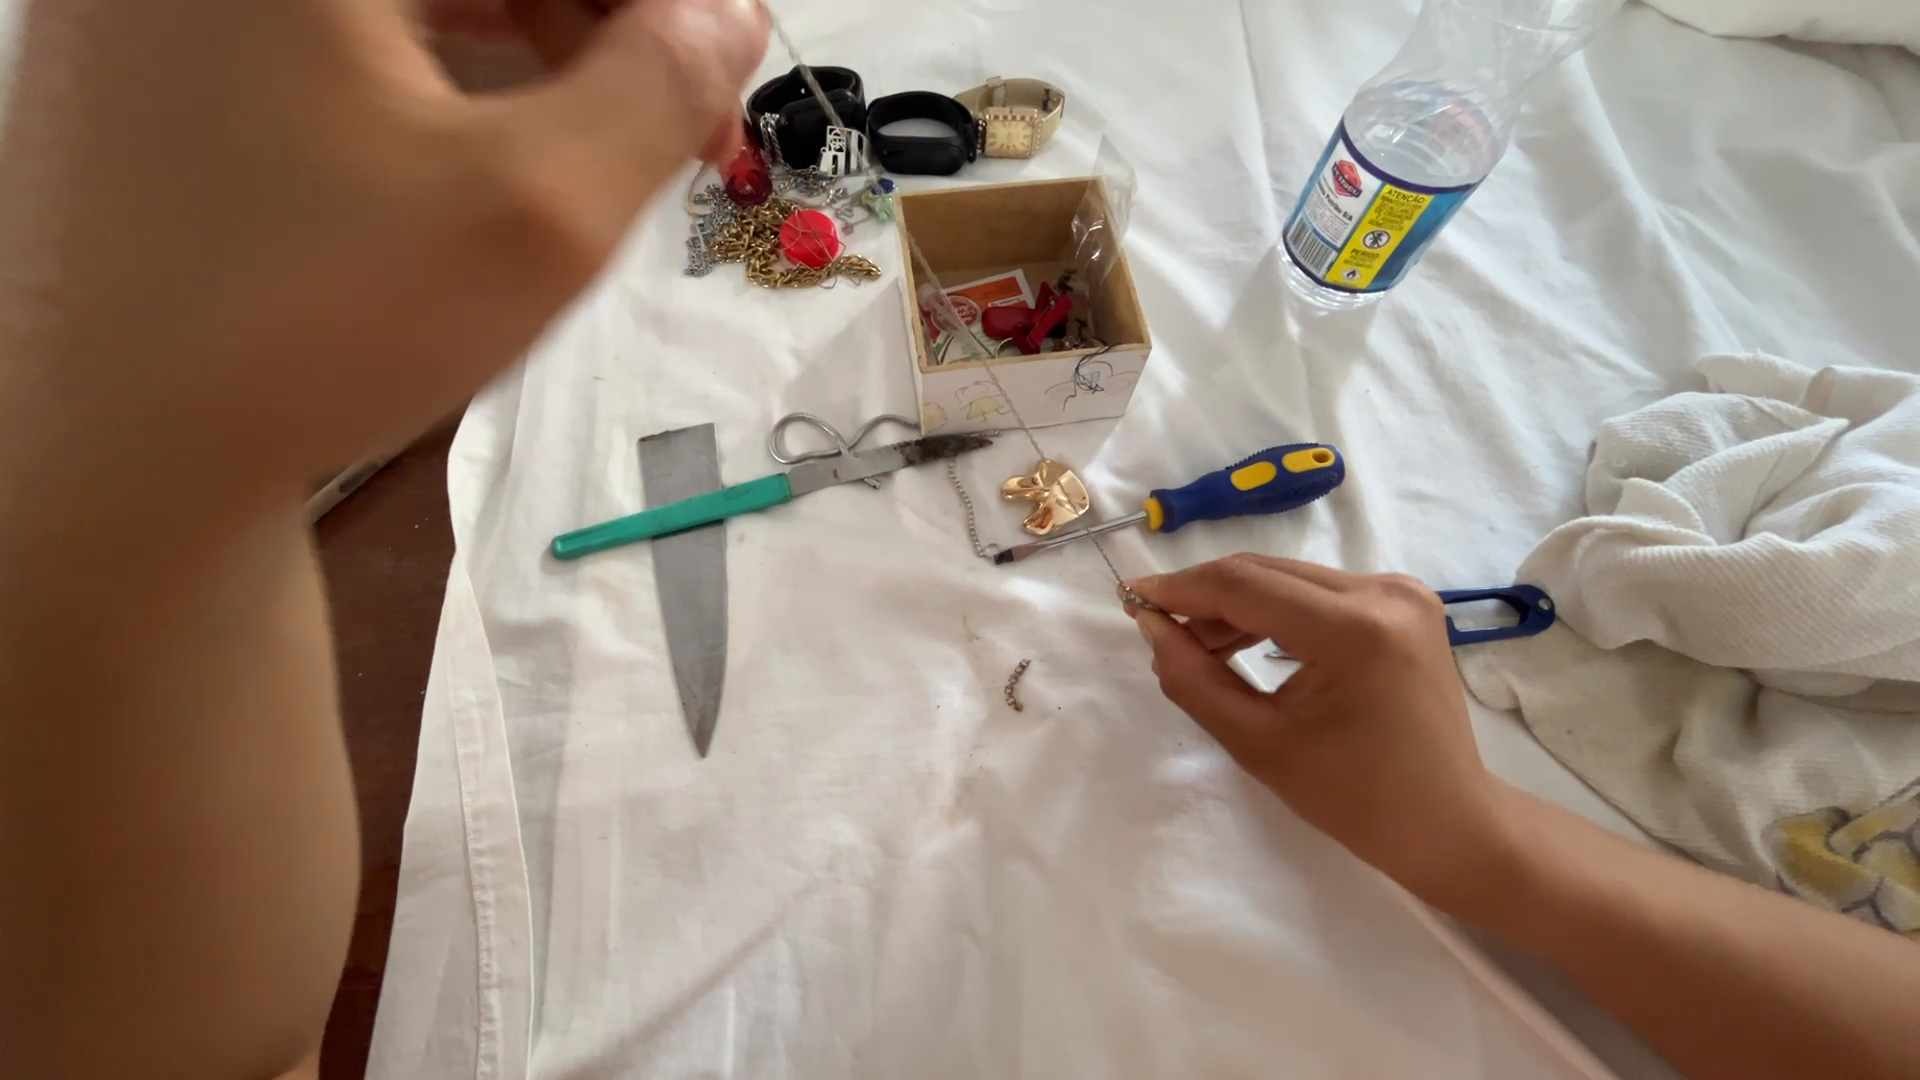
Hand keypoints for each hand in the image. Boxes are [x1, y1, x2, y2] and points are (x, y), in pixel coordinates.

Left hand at [0, 0, 765, 509]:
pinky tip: (522, 144)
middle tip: (688, 140)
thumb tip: (732, 13)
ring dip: (560, 48)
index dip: (664, 6)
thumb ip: (660, 90)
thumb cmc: (341, 316)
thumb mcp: (545, 207)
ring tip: (613, 155)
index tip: (721, 91)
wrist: (129, 439)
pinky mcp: (193, 37)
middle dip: (618, 29)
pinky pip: (382, 20)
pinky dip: (481, 68)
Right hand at [1126, 556, 1514, 905]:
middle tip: (1155, 623)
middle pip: (1262, 572)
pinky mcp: (1400, 601)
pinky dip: (1268, 610)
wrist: (1450, 821)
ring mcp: (1398, 592)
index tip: (1130, 597)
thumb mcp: (1255, 742)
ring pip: (1283, 577)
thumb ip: (1192, 678)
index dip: (1179, 589)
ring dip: (1232, 603)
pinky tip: (1238, 639)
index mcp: (1353, 630)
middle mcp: (1382, 593)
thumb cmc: (1352, 797)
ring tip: (1192, 642)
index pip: (1242, 586)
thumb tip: (1150, 626)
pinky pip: (1311, 590)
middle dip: (1201, 595)